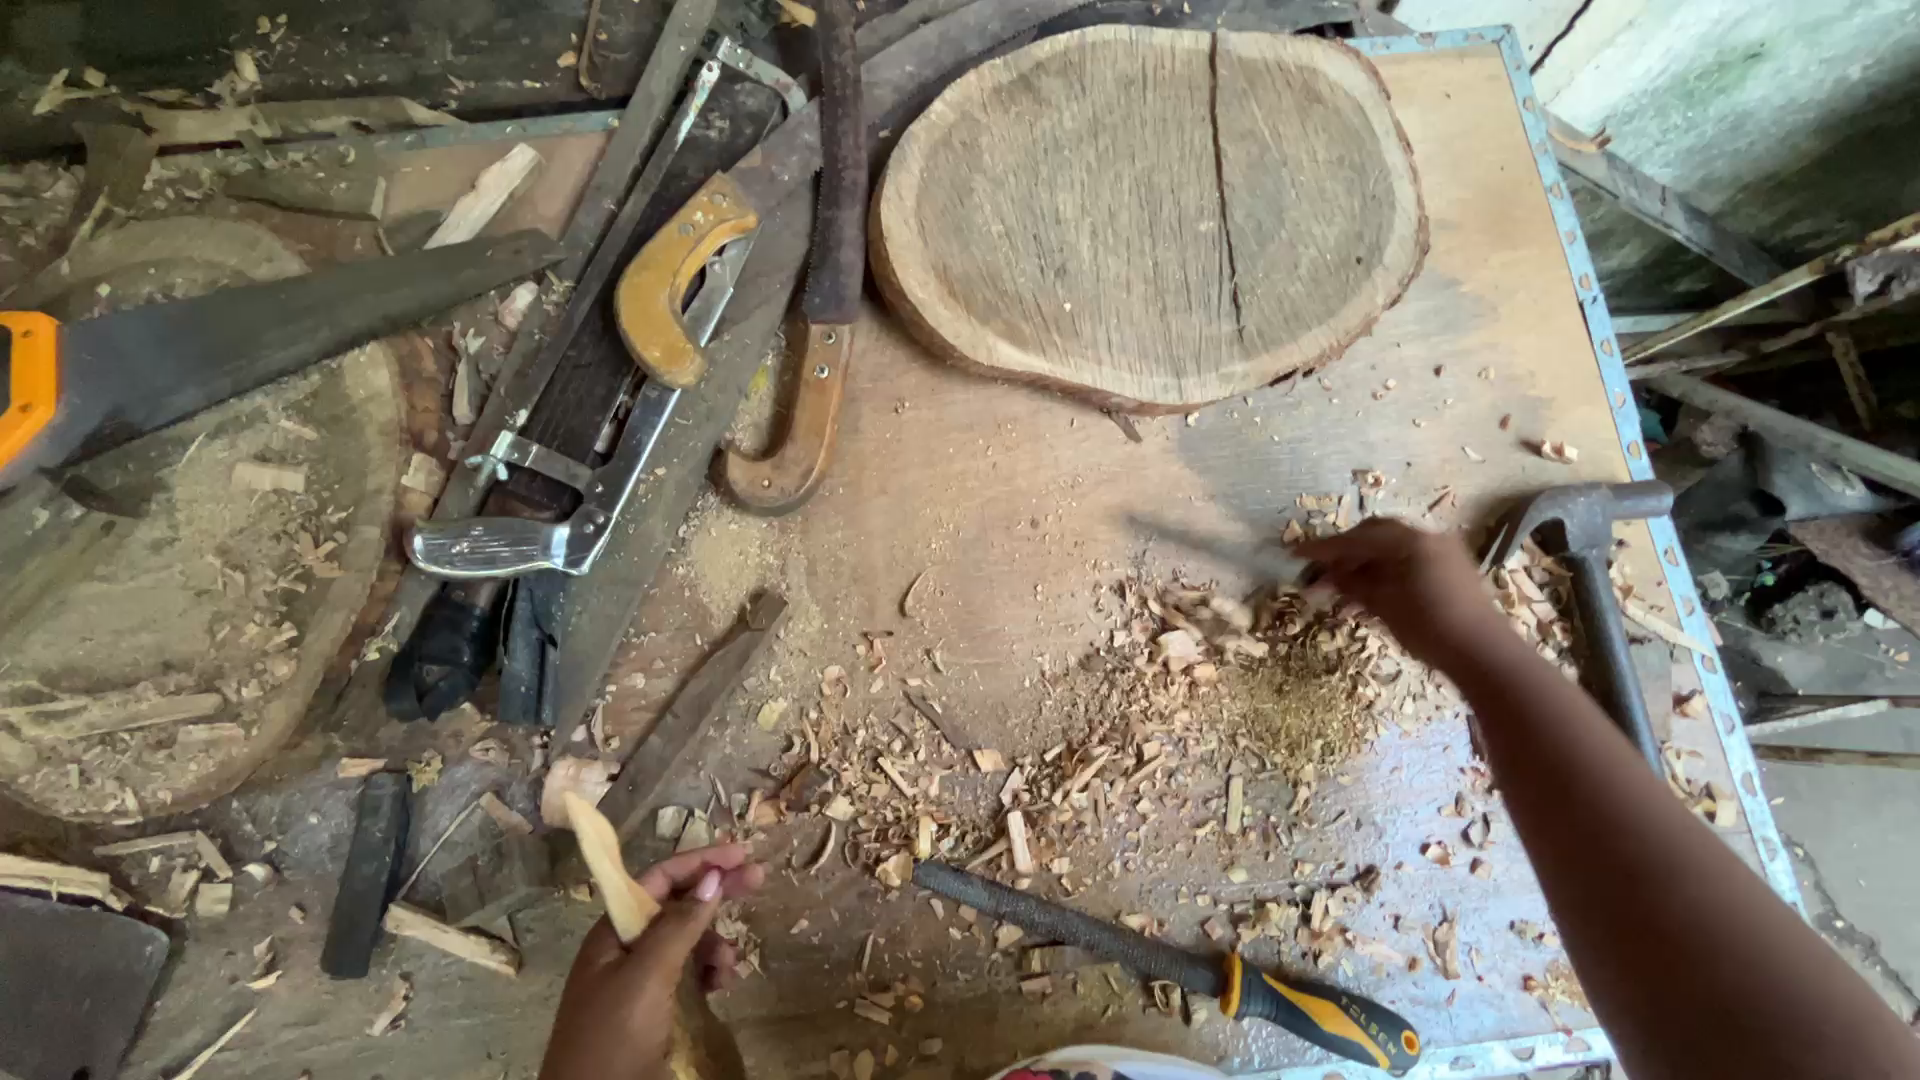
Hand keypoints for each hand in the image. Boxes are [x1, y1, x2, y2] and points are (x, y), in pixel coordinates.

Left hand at [538, 844, 766, 1079]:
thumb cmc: (613, 1037)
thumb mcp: (647, 976)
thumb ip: (680, 924)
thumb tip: (714, 875)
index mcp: (614, 932)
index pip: (660, 878)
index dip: (700, 862)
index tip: (740, 855)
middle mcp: (625, 949)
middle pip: (677, 904)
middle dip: (716, 892)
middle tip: (758, 880)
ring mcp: (638, 981)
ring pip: (687, 941)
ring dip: (714, 941)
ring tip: (730, 962)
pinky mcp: (652, 1011)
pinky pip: (689, 974)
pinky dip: (710, 972)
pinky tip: (722, 983)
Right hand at [1295, 517, 1510, 669]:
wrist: (1484, 655)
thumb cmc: (1430, 628)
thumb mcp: (1383, 605)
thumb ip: (1352, 584)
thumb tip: (1326, 576)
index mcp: (1411, 542)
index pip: (1357, 538)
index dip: (1324, 548)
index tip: (1295, 554)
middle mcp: (1427, 539)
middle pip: (1374, 536)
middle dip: (1345, 553)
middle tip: (1321, 573)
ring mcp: (1441, 554)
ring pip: (1389, 551)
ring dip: (1362, 568)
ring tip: (1339, 594)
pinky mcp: (1448, 571)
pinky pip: (1405, 564)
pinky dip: (1382, 576)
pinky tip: (1365, 600)